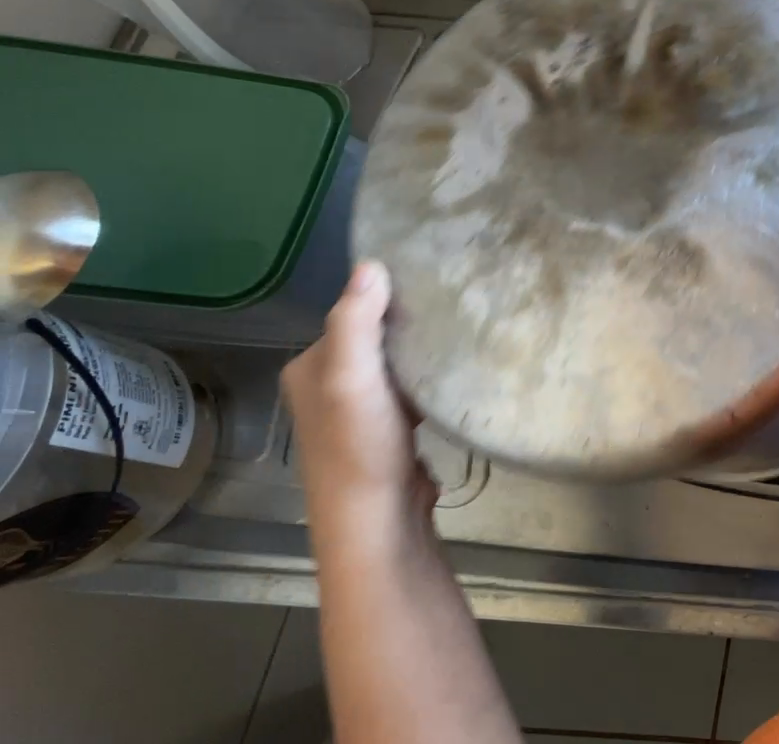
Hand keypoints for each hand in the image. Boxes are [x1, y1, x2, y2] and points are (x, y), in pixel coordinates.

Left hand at [282, 261, 436, 520]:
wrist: (378, 517)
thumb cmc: (360, 445)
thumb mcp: (354, 379)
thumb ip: (357, 324)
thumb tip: (371, 265)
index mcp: (309, 369)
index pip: (353, 316)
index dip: (389, 301)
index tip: (435, 288)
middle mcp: (328, 387)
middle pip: (376, 340)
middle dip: (411, 326)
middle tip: (460, 310)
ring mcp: (358, 413)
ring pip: (396, 366)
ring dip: (424, 355)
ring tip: (465, 337)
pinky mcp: (388, 432)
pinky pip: (412, 391)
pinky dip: (430, 382)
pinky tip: (455, 379)